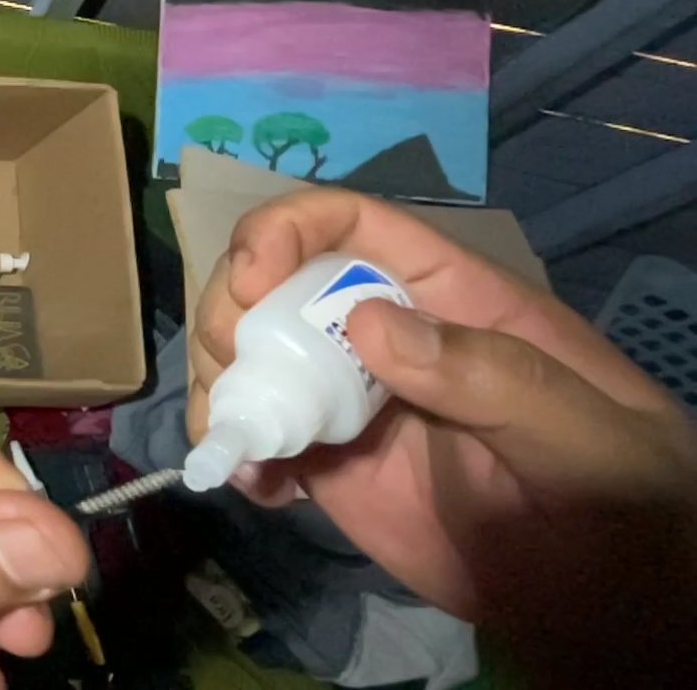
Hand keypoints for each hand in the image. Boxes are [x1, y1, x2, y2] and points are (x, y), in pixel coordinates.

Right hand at [188, 189, 696, 678]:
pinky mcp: (307, 440)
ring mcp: (333, 385)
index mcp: (445, 300)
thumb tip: (367, 322)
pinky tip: (263, 487)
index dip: (282, 230)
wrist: (606, 623)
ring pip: (238, 345)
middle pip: (264, 279)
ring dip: (218, 382)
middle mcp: (372, 330)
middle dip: (229, 313)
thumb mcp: (596, 449)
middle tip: (236, 371)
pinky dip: (229, 443)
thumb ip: (500, 380)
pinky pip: (241, 418)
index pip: (345, 223)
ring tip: (248, 445)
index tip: (249, 283)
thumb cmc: (629, 523)